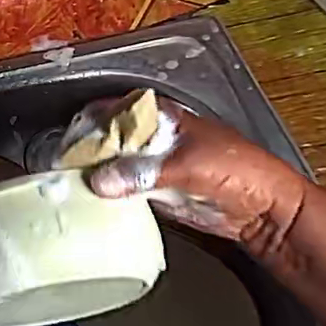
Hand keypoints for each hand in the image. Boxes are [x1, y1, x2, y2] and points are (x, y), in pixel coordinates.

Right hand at [65, 96, 311, 258]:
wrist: (268, 214)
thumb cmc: (239, 173)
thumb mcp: (190, 166)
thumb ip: (142, 172)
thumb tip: (98, 181)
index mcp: (154, 114)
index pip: (105, 111)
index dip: (82, 124)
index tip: (64, 144)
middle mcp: (143, 134)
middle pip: (98, 137)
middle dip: (78, 151)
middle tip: (58, 167)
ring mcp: (143, 162)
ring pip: (102, 163)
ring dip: (85, 173)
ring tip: (63, 184)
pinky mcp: (144, 188)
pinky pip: (113, 187)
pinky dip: (98, 192)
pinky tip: (82, 198)